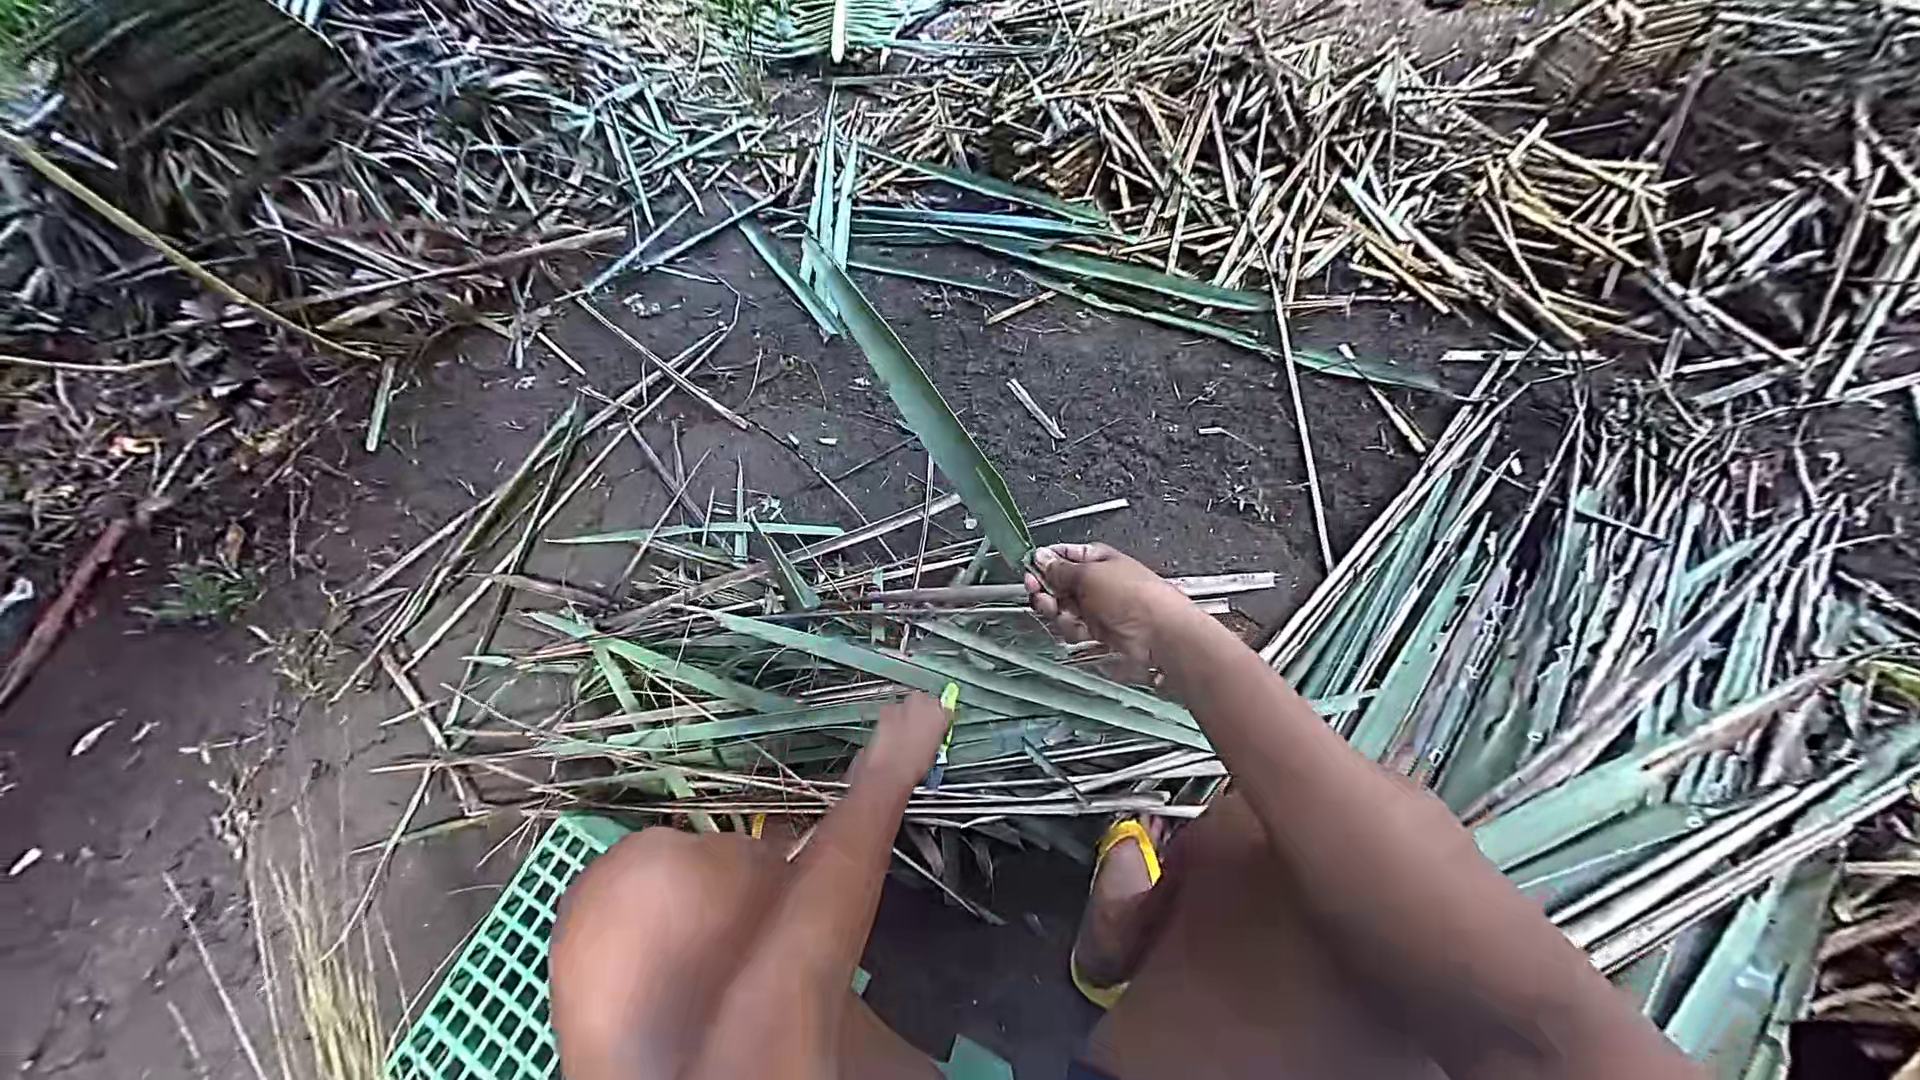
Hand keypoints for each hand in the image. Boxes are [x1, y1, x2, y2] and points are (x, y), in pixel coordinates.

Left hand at [857, 691, 948, 783]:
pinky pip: (892, 710)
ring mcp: (904, 704)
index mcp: (940, 715)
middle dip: (921, 710)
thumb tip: (931, 733)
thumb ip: (935, 734)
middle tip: (918, 726)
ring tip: (903, 731)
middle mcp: (923, 704)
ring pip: (907, 704)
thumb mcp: (934, 750)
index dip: (939, 718)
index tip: (936, 724)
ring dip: (906, 713)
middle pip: (924, 700)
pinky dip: (892, 718)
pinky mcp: (887, 709)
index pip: (945, 709)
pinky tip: (891, 732)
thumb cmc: (915, 765)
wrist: (891, 769)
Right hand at [1023, 543, 1194, 667]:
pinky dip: (1071, 629)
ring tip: (1059, 611)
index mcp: (1096, 559)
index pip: (1061, 556)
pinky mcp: (1097, 629)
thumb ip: (1059, 569)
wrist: (1158, 634)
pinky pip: (1072, 627)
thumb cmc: (1134, 596)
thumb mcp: (1088, 574)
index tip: (1029, 570)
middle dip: (1045, 590)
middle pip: (1056, 584)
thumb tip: (1040, 558)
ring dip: (1056, 612)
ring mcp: (1096, 607)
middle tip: (1040, 593)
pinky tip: (1078, 628)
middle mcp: (1095, 582)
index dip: (1043, 563)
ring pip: (1061, 608)